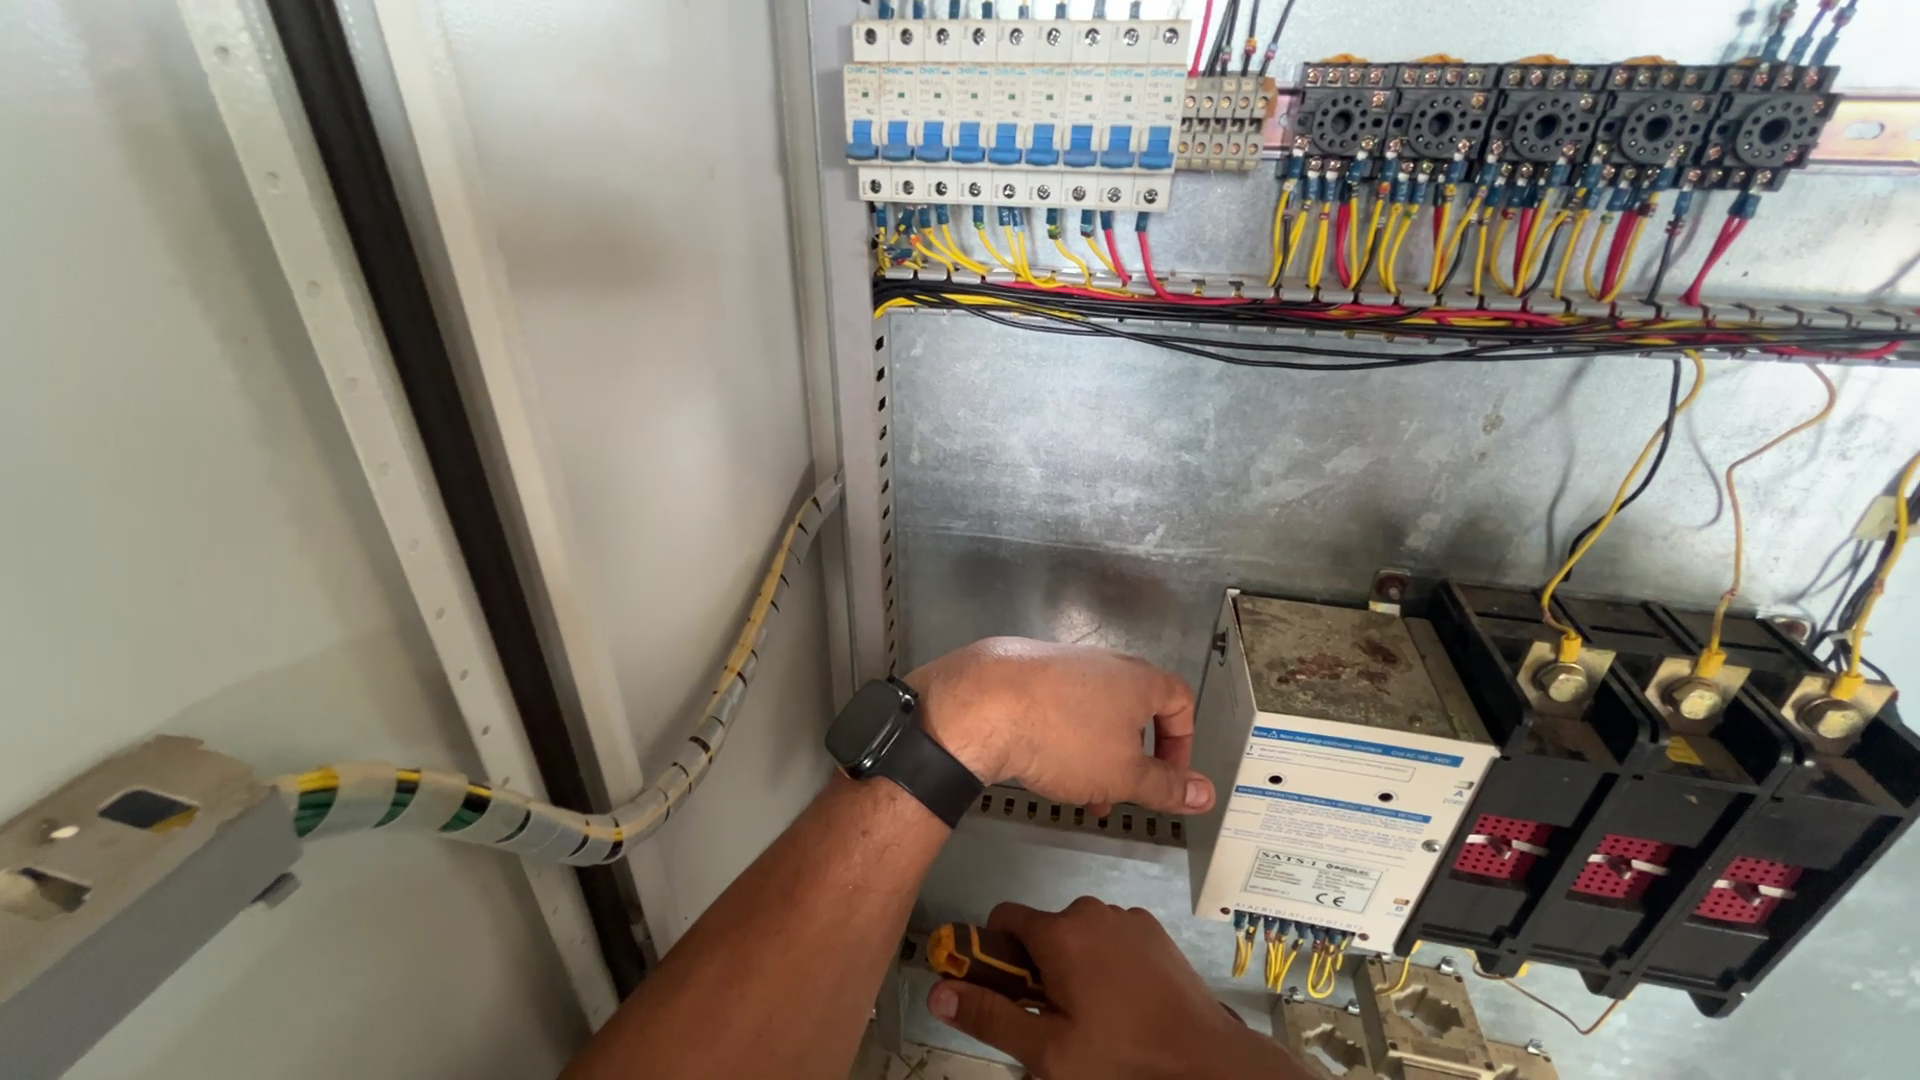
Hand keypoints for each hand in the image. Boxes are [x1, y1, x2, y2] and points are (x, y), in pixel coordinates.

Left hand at [905, 638, 1214, 815]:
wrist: (982, 704)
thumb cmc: (1064, 738)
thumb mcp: (1123, 775)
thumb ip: (1167, 786)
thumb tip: (1206, 793)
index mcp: (1137, 679)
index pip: (1180, 700)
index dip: (1182, 742)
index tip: (1169, 777)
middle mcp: (1102, 662)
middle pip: (1132, 708)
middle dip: (1130, 756)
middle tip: (1118, 792)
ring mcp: (1060, 661)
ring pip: (1091, 711)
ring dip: (1093, 752)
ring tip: (1075, 791)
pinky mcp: (1023, 668)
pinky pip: (1054, 704)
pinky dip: (1058, 734)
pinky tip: (1038, 761)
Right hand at [928, 899, 1303, 1079]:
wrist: (1208, 1060)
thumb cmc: (1121, 1057)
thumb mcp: (1047, 1051)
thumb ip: (990, 1017)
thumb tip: (938, 993)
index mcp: (1059, 933)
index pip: (1004, 918)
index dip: (994, 952)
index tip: (1003, 989)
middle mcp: (1089, 910)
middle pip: (1043, 931)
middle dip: (1038, 968)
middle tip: (1054, 1019)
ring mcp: (1126, 917)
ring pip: (1079, 935)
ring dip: (1074, 965)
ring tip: (1096, 1017)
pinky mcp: (1153, 930)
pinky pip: (1112, 937)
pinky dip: (1107, 961)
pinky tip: (1126, 1003)